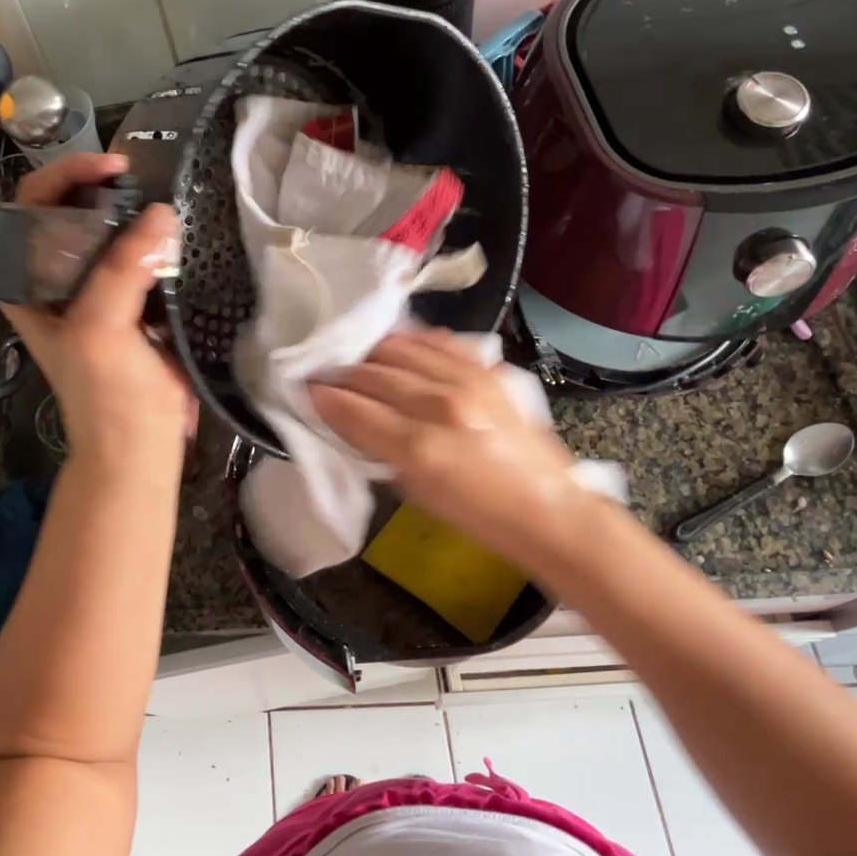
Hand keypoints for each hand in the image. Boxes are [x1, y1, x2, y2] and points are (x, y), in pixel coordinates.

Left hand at [0, 153, 192, 459]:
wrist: (140, 446)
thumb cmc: (106, 395)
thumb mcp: (100, 331)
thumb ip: (121, 271)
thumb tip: (161, 214)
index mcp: (26, 282)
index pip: (31, 206)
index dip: (64, 177)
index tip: (111, 167)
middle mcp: (55, 278)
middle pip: (71, 212)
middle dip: (101, 188)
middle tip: (140, 177)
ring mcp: (95, 290)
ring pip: (110, 232)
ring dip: (133, 212)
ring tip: (162, 198)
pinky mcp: (133, 301)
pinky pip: (141, 256)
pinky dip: (158, 240)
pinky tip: (177, 231)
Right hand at [308, 330, 602, 547]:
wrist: (549, 509)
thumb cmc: (479, 515)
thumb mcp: (415, 492)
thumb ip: (377, 450)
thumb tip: (348, 419)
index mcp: (420, 447)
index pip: (352, 408)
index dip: (322, 397)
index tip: (307, 392)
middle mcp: (441, 404)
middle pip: (372, 373)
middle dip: (341, 373)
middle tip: (324, 376)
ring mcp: (468, 381)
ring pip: (399, 348)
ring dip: (371, 353)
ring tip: (356, 361)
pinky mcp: (488, 369)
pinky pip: (436, 340)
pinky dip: (410, 342)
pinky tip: (396, 349)